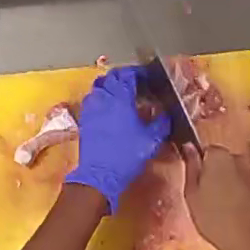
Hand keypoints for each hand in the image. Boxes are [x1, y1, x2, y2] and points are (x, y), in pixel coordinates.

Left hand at [63, 65, 171, 213]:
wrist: (99, 175)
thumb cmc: (126, 155)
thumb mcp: (151, 139)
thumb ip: (161, 123)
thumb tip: (166, 115)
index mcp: (120, 97)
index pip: (127, 75)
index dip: (137, 73)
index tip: (146, 76)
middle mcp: (102, 98)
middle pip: (110, 78)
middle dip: (123, 77)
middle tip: (135, 83)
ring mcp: (90, 108)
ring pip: (98, 88)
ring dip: (110, 87)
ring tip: (122, 94)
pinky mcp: (84, 120)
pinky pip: (92, 101)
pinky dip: (101, 99)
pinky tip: (110, 109)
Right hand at [178, 143, 249, 249]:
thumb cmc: (214, 218)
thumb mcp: (191, 194)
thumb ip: (190, 167)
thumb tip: (188, 146)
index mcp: (219, 155)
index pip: (205, 150)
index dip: (199, 167)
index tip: (195, 184)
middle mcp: (239, 158)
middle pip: (221, 161)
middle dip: (213, 174)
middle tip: (204, 198)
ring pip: (233, 174)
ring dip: (226, 185)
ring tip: (218, 208)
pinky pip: (244, 185)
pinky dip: (237, 194)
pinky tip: (232, 212)